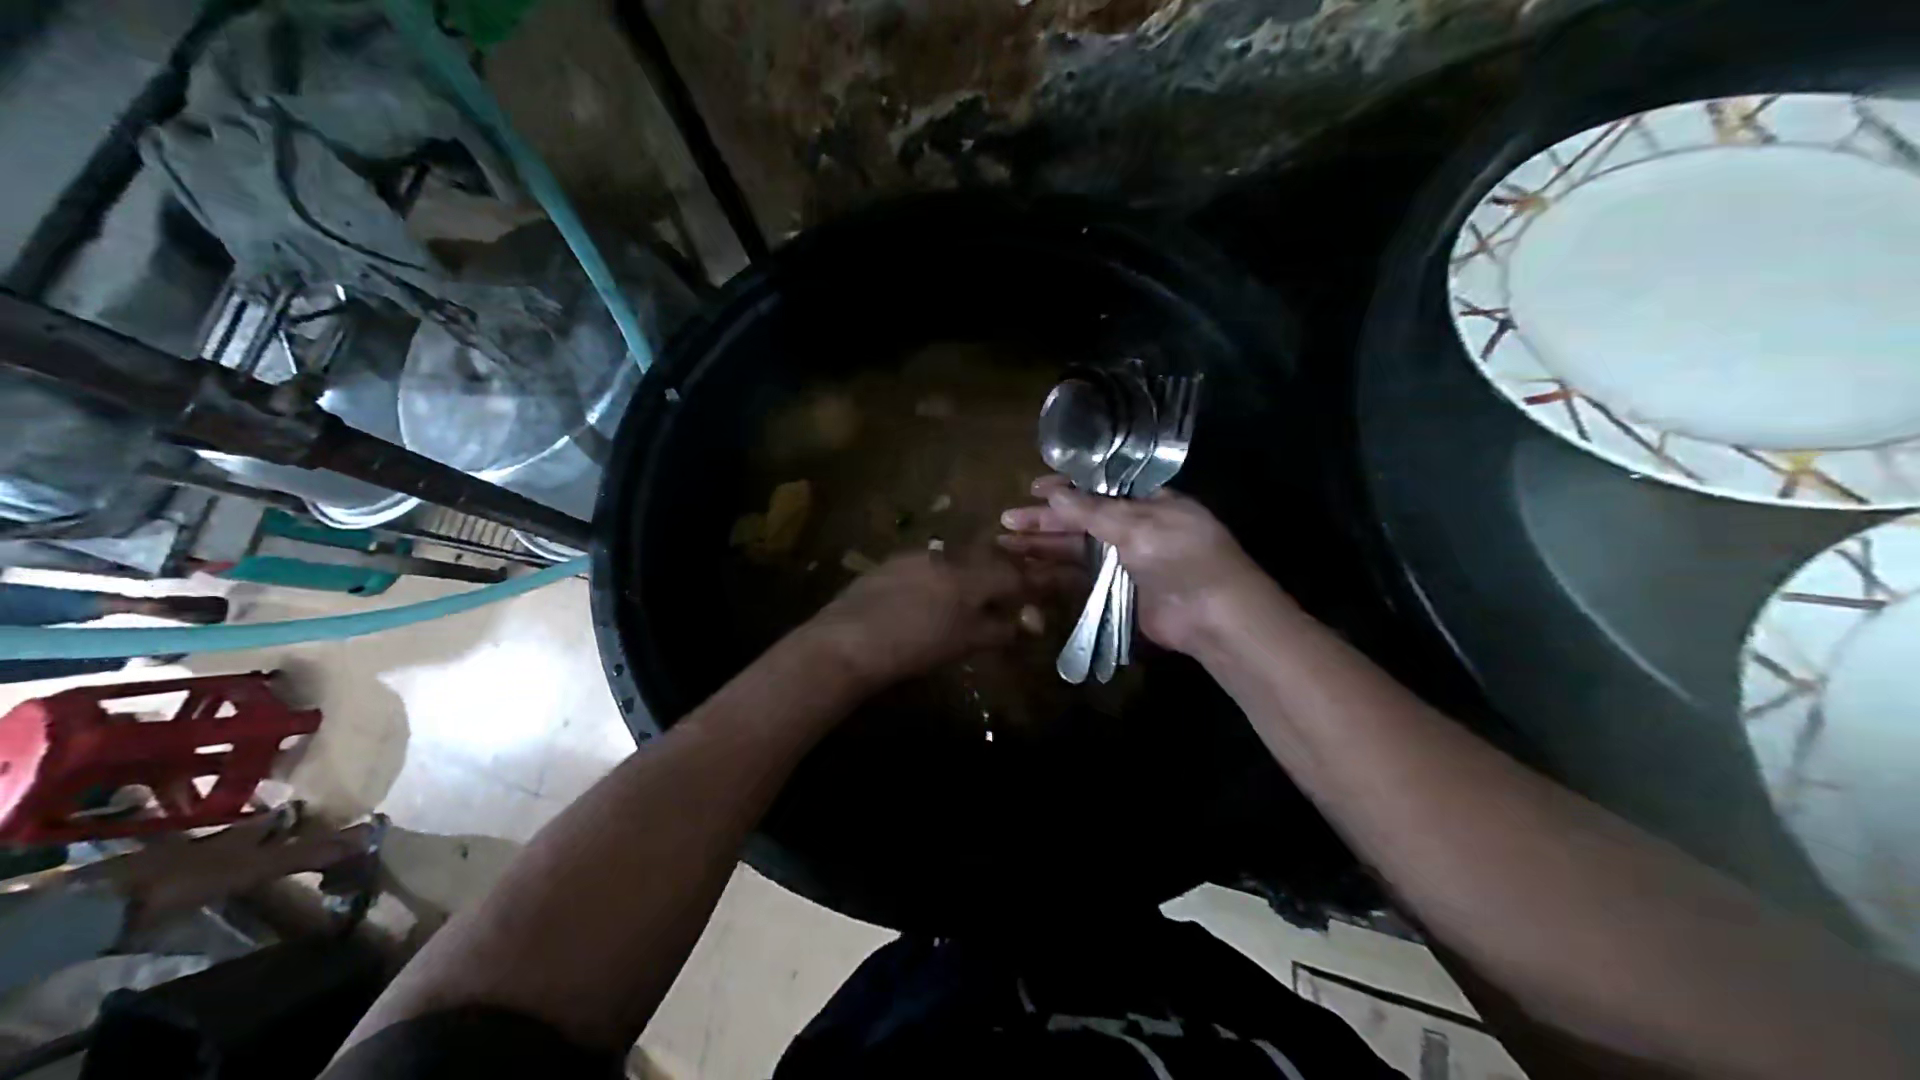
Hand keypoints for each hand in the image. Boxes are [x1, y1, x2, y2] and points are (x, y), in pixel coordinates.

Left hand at [798, 549, 1034, 689]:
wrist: (846, 641)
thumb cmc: (913, 648)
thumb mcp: (965, 643)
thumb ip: (1000, 629)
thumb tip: (1029, 623)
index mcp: (971, 575)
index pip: (1015, 574)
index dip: (1035, 582)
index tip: (1047, 589)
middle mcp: (948, 556)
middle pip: (988, 559)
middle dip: (1005, 574)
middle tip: (1013, 593)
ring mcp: (916, 556)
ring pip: (958, 559)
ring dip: (973, 574)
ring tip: (975, 596)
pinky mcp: (891, 563)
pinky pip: (930, 563)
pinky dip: (944, 576)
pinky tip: (934, 596)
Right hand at [999, 474, 1280, 656]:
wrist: (1212, 616)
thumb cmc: (1181, 557)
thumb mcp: (1139, 525)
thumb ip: (1094, 511)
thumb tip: (1053, 493)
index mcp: (1148, 501)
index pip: (1101, 487)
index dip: (1067, 487)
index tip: (1033, 488)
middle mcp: (1135, 527)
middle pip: (1082, 518)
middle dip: (1045, 519)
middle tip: (1007, 520)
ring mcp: (1125, 560)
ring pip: (1077, 547)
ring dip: (1044, 544)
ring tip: (1006, 542)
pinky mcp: (1117, 590)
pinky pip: (1081, 575)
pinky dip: (1056, 571)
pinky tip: (1029, 569)